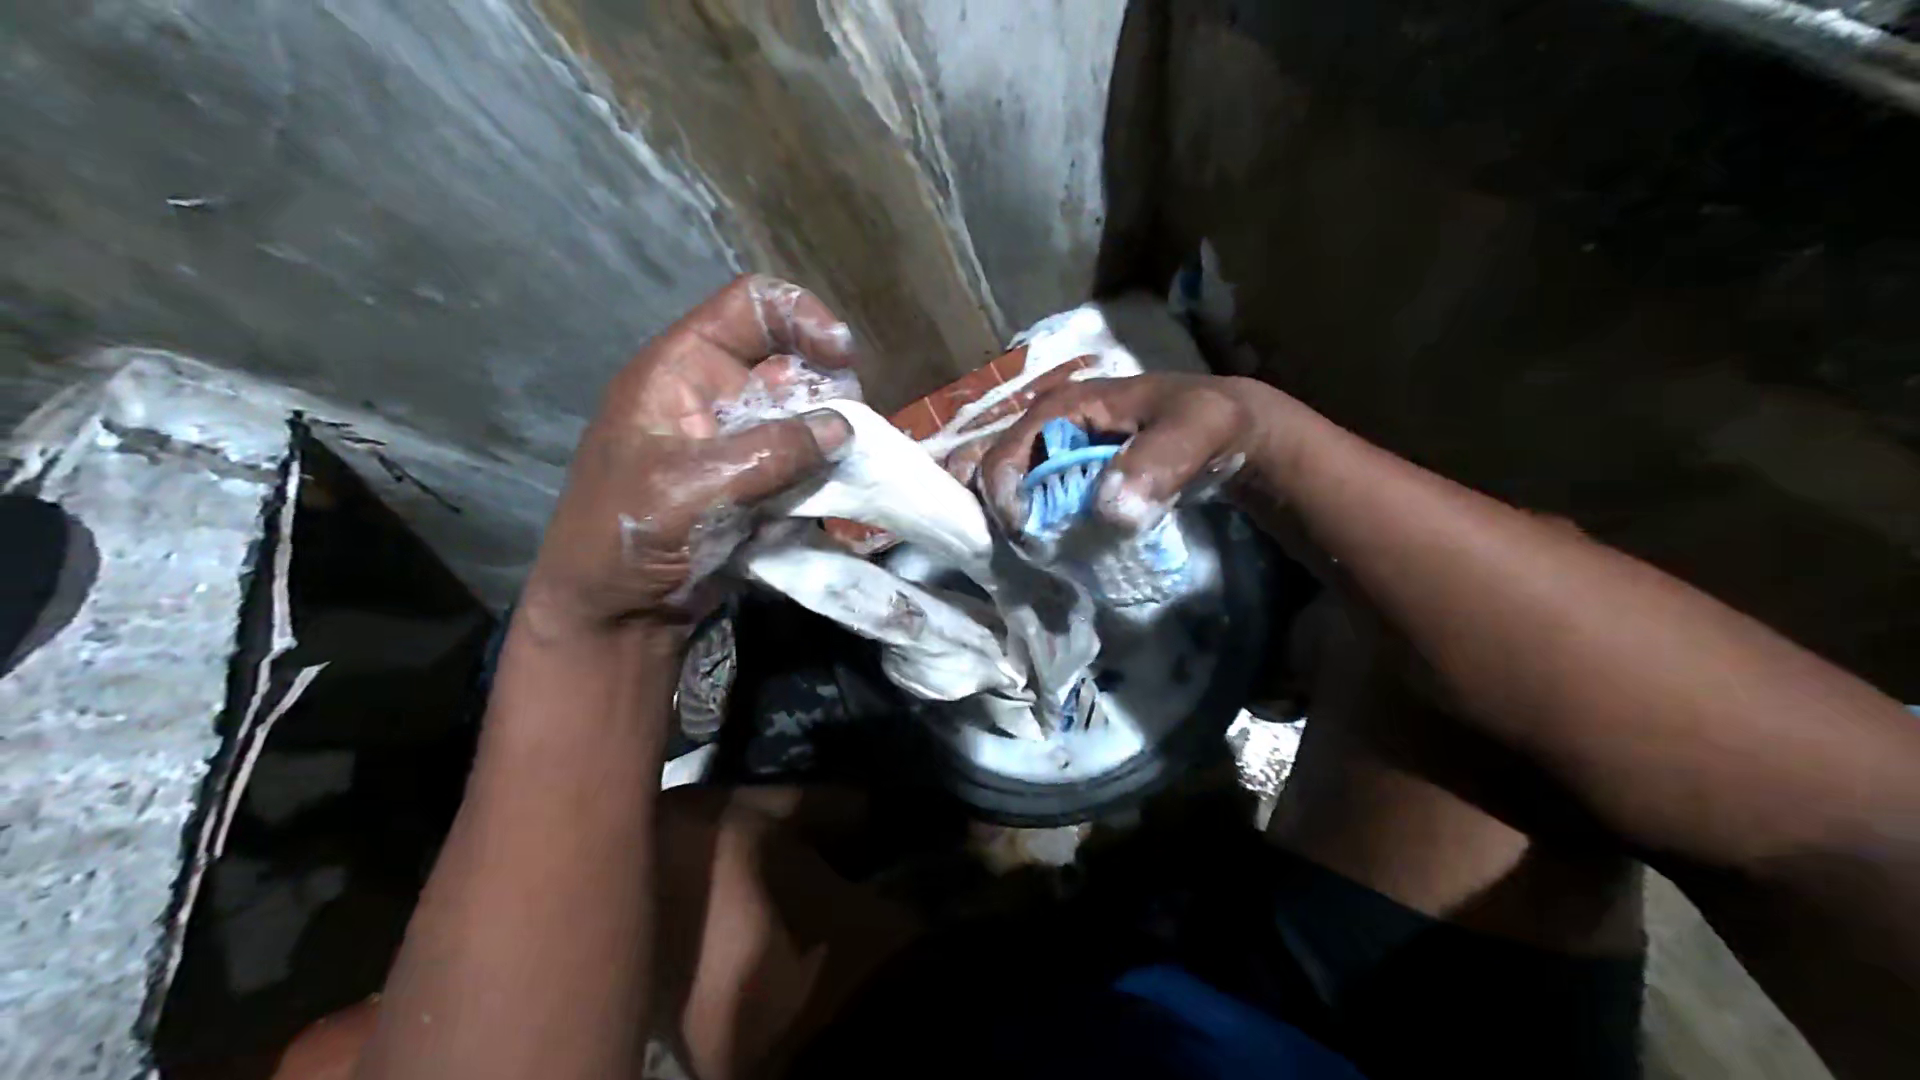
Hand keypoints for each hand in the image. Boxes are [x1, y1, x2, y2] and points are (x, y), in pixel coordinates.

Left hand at [522, 274, 857, 638]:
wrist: (614, 613)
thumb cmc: (625, 535)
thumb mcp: (691, 487)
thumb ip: (769, 454)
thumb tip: (841, 430)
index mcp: (680, 372)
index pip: (749, 309)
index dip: (801, 315)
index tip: (843, 355)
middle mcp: (714, 397)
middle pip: (788, 366)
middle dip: (824, 394)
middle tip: (847, 433)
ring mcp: (737, 443)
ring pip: (802, 421)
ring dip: (826, 445)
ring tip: (834, 475)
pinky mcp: (755, 483)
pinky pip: (801, 467)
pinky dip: (818, 481)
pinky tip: (817, 504)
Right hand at [976, 373, 1291, 535]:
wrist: (1225, 429)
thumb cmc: (1207, 423)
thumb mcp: (1196, 431)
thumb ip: (1157, 464)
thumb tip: (1108, 511)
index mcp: (1062, 405)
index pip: (1006, 453)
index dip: (1006, 498)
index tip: (1032, 539)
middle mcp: (1044, 425)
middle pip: (989, 468)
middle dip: (994, 511)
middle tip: (1024, 548)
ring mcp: (1050, 451)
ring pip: (1002, 487)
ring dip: (1009, 521)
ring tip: (1034, 551)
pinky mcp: (1062, 474)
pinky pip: (1026, 499)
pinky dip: (1027, 524)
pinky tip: (1044, 546)